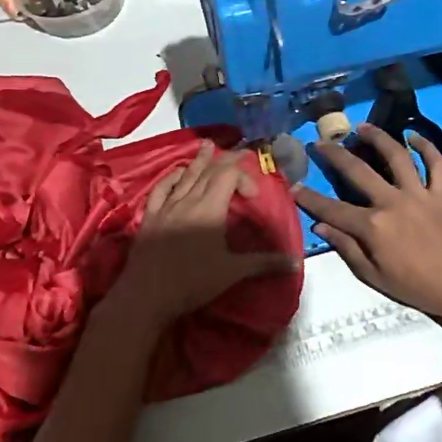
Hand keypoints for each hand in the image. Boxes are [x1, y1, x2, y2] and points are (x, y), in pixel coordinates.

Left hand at [106, 142, 298, 328]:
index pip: (228, 175)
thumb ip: (264, 263)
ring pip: (185, 176)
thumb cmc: (192, 283)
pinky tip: (177, 174)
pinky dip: (172, 177)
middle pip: (208, 171)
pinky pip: (161, 189)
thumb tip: (295, 262)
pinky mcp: (149, 217)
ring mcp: (166, 207)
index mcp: (210, 208)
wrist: (146, 297)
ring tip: (207, 144)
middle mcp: (188, 201)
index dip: (244, 177)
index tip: (252, 197)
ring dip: (199, 160)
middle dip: (226, 159)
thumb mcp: (233, 272)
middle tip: (240, 150)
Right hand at [292, 124, 441, 325]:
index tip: (292, 184)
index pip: (332, 209)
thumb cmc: (417, 287)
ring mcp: (419, 194)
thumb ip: (347, 248)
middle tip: (320, 143)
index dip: (309, 197)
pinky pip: (436, 163)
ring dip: (378, 137)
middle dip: (335, 155)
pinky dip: (426, 146)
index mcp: (373, 227)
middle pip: (358, 171)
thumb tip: (320, 227)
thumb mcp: (374, 276)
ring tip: (362, 127)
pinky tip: (413, 136)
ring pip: (396, 156)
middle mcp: (392, 202)